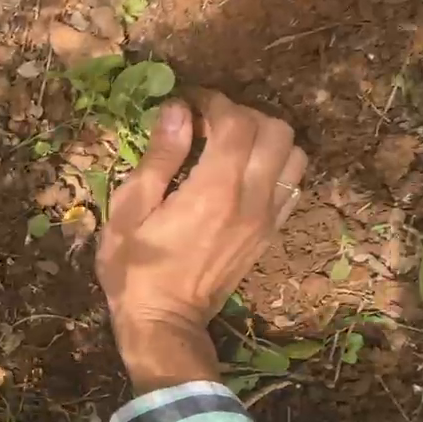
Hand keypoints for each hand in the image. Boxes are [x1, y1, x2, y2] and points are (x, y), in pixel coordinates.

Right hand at [95, 92, 306, 391]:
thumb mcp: (129, 210)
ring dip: (263, 138)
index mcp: (213, 190)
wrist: (164, 321)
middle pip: (275, 130)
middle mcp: (251, 199)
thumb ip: (158, 158)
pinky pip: (292, 183)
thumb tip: (177, 110)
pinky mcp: (271, 232)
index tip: (185, 102)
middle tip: (205, 123)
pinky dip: (273, 164)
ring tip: (225, 144)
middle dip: (242, 114)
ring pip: (293, 154)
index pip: (235, 122)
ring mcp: (268, 217)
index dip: (213, 101)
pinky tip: (240, 172)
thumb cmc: (134, 266)